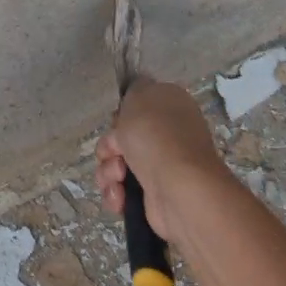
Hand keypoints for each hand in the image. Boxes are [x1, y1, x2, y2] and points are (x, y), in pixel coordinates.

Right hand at [95, 78, 224, 242]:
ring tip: (118, 178)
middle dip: (109, 146)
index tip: (117, 122)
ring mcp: (160, 168)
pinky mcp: (152, 196)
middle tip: (115, 153)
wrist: (178, 187)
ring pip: (115, 164)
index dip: (120, 115)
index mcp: (170, 108)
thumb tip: (134, 95)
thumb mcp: (140, 95)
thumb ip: (135, 89)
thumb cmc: (157, 135)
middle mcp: (167, 137)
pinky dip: (115, 193)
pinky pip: (120, 190)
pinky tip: (120, 196)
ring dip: (108, 171)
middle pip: (120, 137)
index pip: (136, 107)